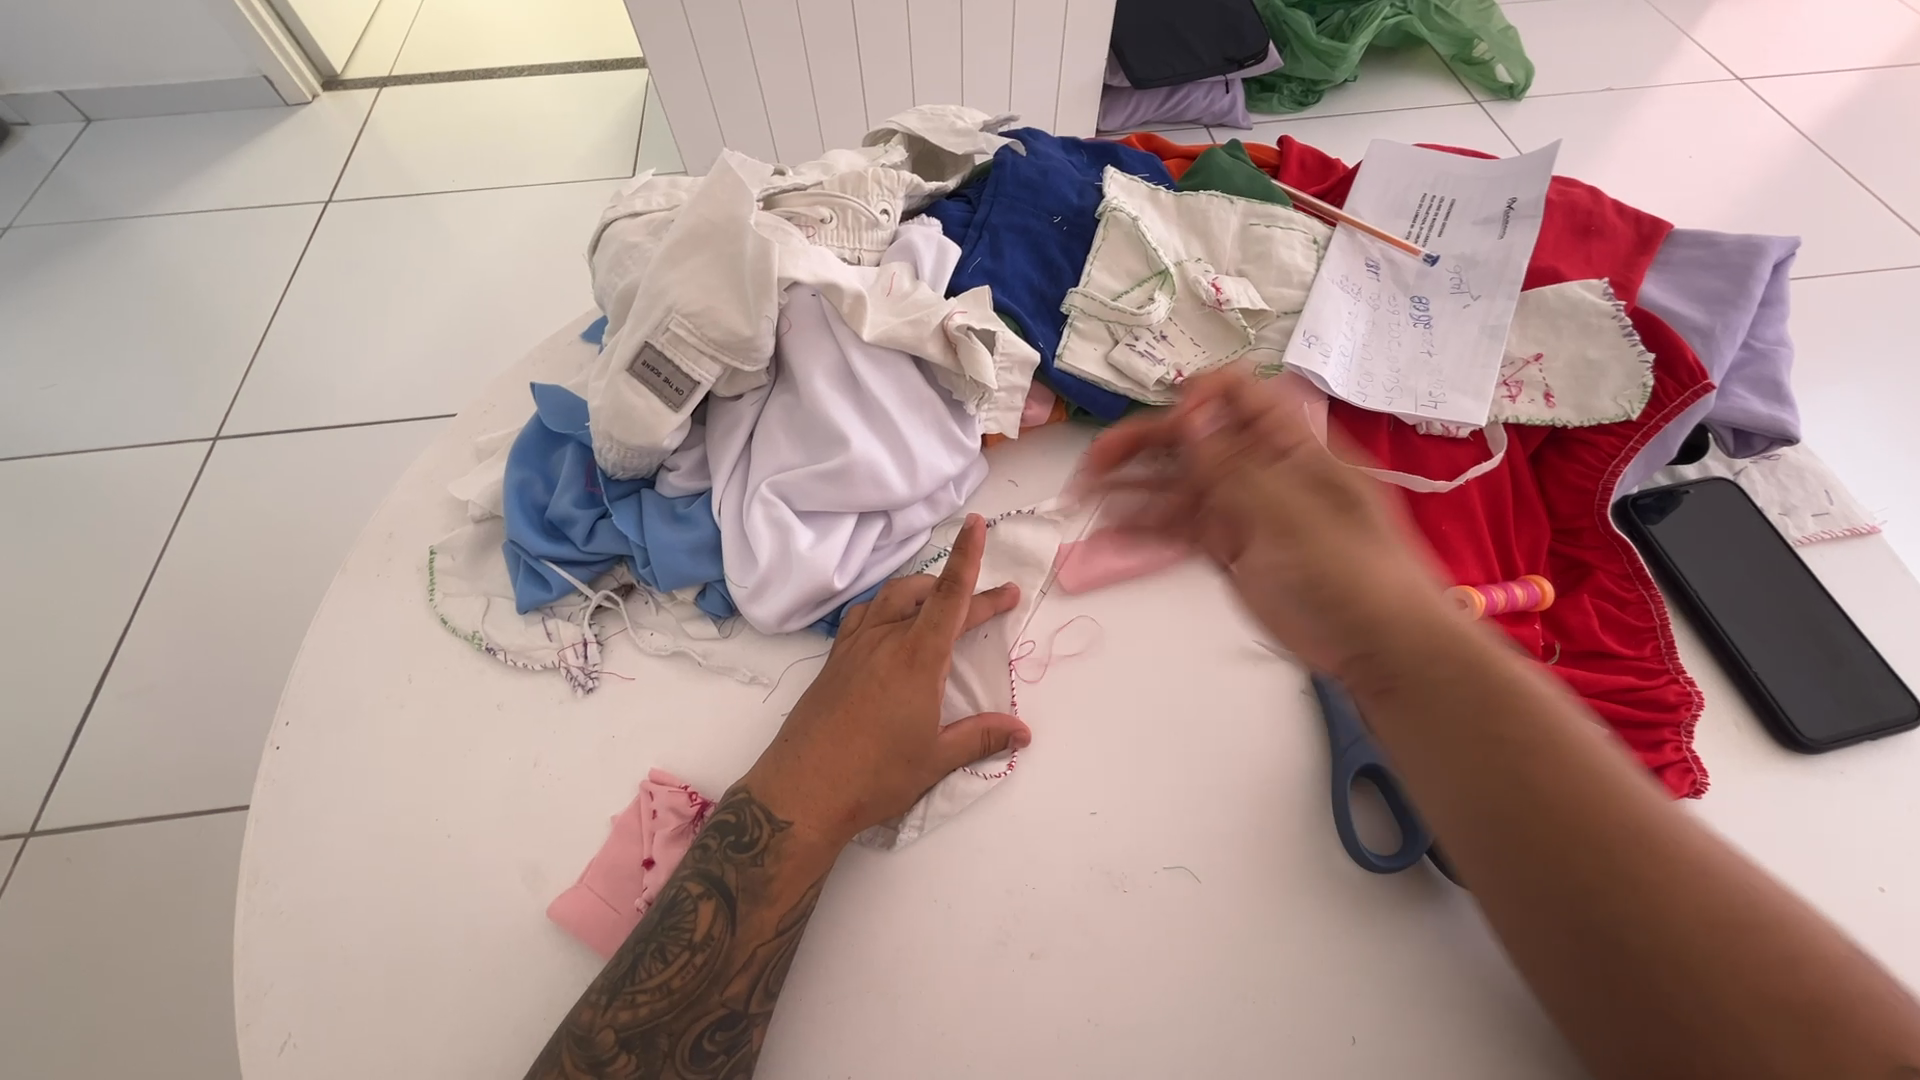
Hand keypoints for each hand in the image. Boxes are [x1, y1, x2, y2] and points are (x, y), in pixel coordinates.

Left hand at [741, 514, 1030, 847]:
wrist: (802, 790)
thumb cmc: (875, 775)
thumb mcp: (936, 759)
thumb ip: (981, 737)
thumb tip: (1023, 733)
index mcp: (916, 657)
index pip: (950, 596)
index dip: (968, 557)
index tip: (977, 523)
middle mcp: (885, 639)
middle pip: (927, 595)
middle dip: (962, 588)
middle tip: (994, 600)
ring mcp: (854, 646)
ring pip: (892, 597)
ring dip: (922, 591)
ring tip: (942, 602)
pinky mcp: (834, 660)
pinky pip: (865, 615)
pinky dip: (887, 606)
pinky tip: (890, 624)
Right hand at [1074, 368, 1452, 682]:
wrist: (1375, 645)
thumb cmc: (1349, 573)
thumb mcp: (1291, 514)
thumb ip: (1233, 465)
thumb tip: (1190, 410)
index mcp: (1289, 445)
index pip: (1238, 397)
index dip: (1197, 399)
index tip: (1163, 419)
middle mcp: (1261, 467)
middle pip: (1194, 440)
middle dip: (1143, 445)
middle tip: (1093, 461)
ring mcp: (1242, 508)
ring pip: (1178, 483)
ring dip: (1132, 485)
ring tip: (1082, 492)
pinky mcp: (1228, 545)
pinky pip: (1180, 526)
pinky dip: (1146, 524)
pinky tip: (1109, 527)